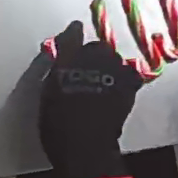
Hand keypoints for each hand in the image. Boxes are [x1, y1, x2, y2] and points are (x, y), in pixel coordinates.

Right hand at [37, 21, 140, 177]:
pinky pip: (127, 73)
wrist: (84, 146)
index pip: (72, 36)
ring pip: (113, 58)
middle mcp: (93, 60)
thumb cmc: (57, 126)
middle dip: (91, 54)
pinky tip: (116, 85)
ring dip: (107, 65)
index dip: (72, 33)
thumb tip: (61, 62)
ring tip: (101, 78)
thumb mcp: (47, 96)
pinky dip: (122, 76)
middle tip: (84, 67)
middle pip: (96, 46)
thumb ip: (56, 74)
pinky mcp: (129, 85)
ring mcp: (114, 71)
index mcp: (67, 62)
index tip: (73, 30)